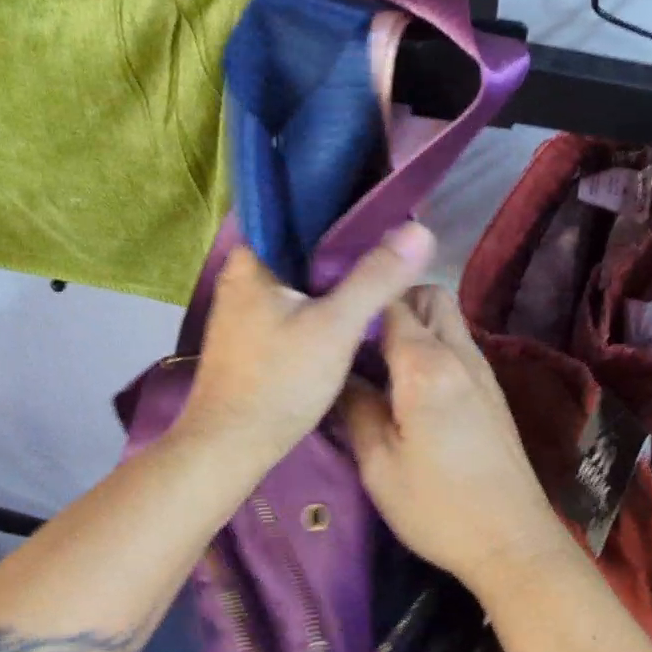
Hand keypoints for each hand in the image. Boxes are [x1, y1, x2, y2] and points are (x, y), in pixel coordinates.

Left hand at [177, 224, 433, 463]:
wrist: (230, 448)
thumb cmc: (278, 381)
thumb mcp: (337, 326)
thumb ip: (377, 278)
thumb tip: (421, 230)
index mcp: (252, 256)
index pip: (299, 208)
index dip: (343, 203)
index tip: (384, 206)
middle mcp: (242, 272)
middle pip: (304, 243)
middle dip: (346, 241)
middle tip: (394, 237)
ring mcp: (245, 305)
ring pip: (302, 274)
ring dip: (336, 272)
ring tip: (383, 264)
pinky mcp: (253, 333)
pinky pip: (297, 299)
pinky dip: (323, 298)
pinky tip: (353, 305)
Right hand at [340, 286, 572, 594]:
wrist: (512, 539)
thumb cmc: (437, 507)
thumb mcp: (378, 464)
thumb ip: (356, 407)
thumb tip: (338, 373)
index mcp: (426, 365)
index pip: (391, 302)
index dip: (359, 300)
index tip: (333, 315)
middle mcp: (459, 354)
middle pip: (429, 296)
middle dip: (394, 302)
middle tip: (360, 337)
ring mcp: (482, 370)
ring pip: (448, 318)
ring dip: (416, 323)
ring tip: (380, 360)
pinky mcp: (492, 390)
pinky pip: (459, 344)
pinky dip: (434, 345)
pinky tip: (410, 384)